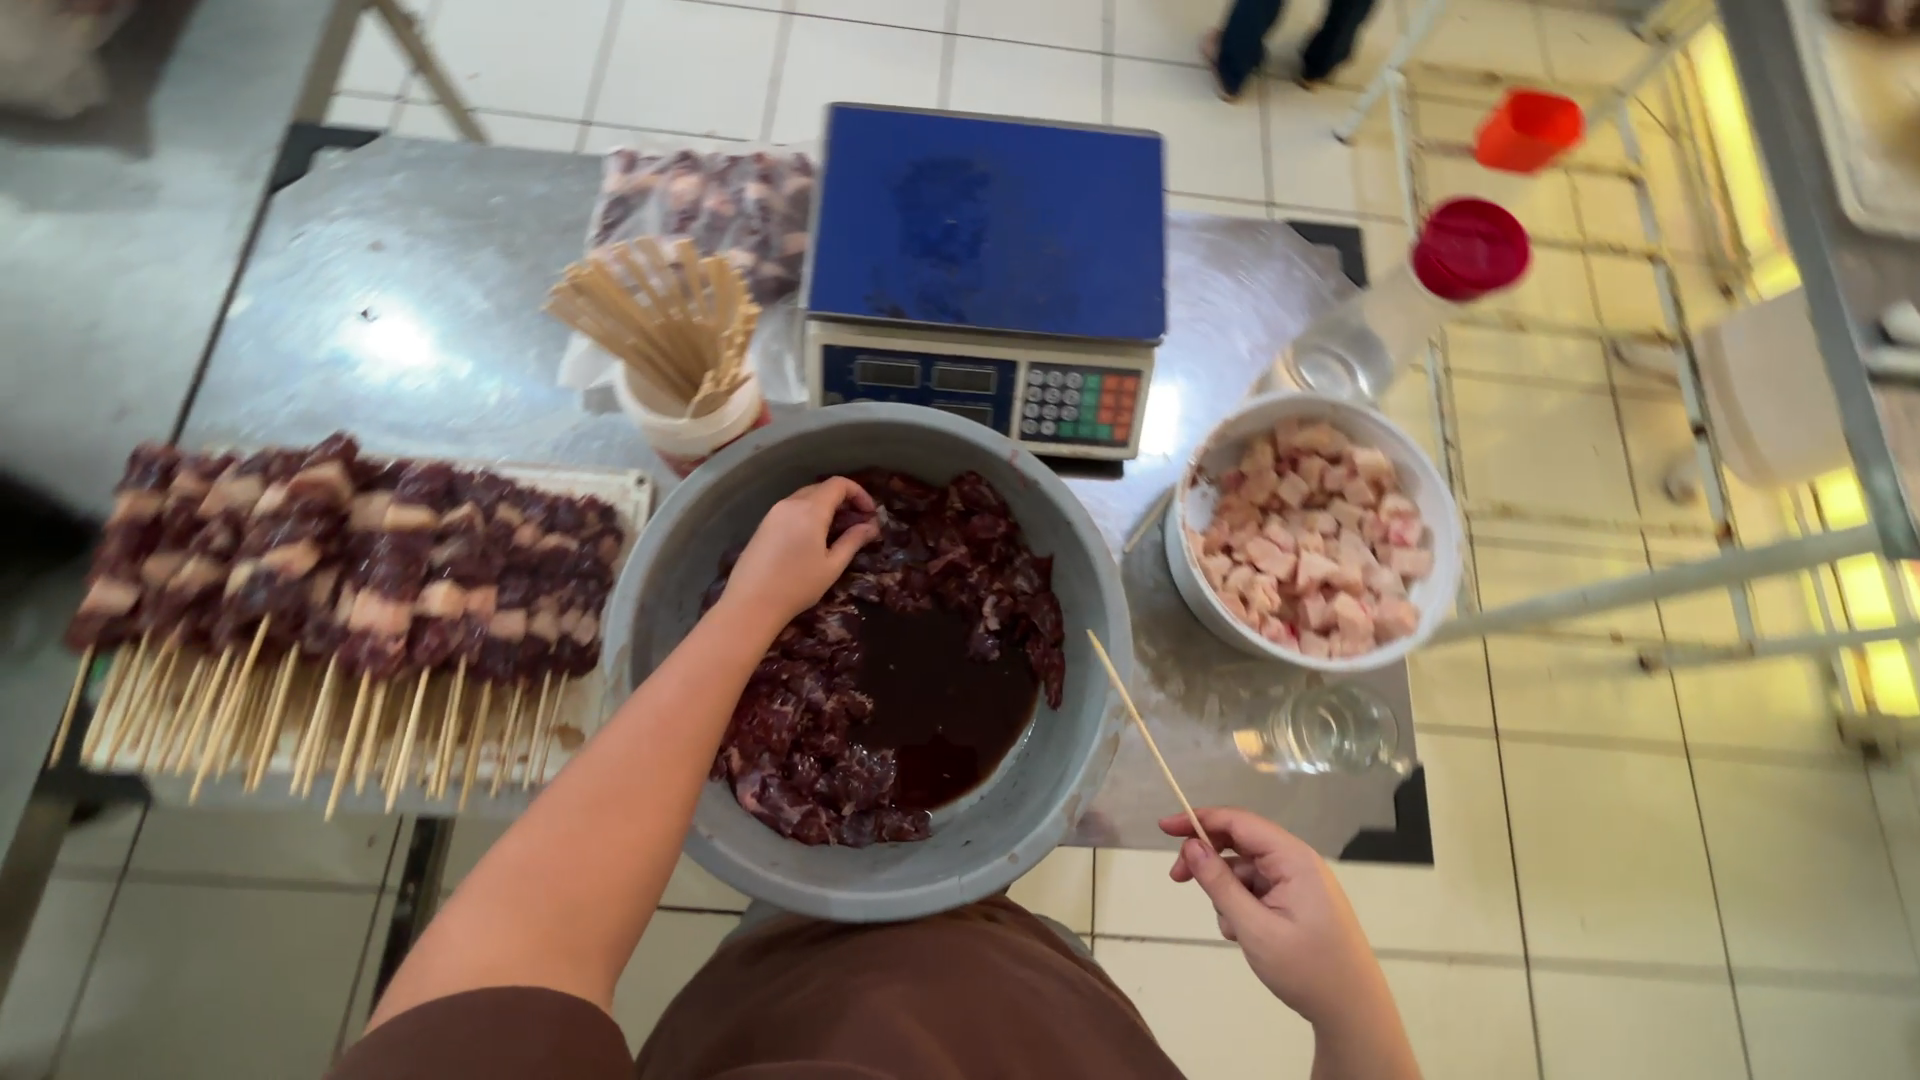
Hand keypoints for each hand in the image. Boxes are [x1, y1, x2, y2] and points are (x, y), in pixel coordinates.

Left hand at [720, 477, 879, 628]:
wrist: (751, 603)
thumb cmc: (797, 585)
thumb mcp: (832, 566)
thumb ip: (853, 541)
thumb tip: (871, 527)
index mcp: (810, 510)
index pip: (839, 484)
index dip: (859, 493)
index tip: (870, 514)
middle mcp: (790, 504)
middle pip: (822, 488)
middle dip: (844, 500)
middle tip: (858, 523)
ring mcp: (773, 513)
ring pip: (805, 497)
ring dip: (826, 507)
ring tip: (838, 530)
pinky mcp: (763, 525)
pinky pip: (791, 509)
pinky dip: (808, 514)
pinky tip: (813, 537)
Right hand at [1162, 808, 1392, 1030]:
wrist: (1355, 1015)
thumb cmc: (1307, 969)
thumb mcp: (1254, 928)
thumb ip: (1219, 883)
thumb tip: (1190, 846)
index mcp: (1293, 858)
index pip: (1237, 822)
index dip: (1199, 819)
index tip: (1164, 827)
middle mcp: (1297, 861)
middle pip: (1240, 842)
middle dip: (1207, 858)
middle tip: (1177, 879)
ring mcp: (1299, 882)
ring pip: (1246, 869)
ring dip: (1226, 890)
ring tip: (1230, 928)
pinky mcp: (1298, 901)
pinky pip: (1258, 888)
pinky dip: (1241, 904)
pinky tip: (1242, 933)